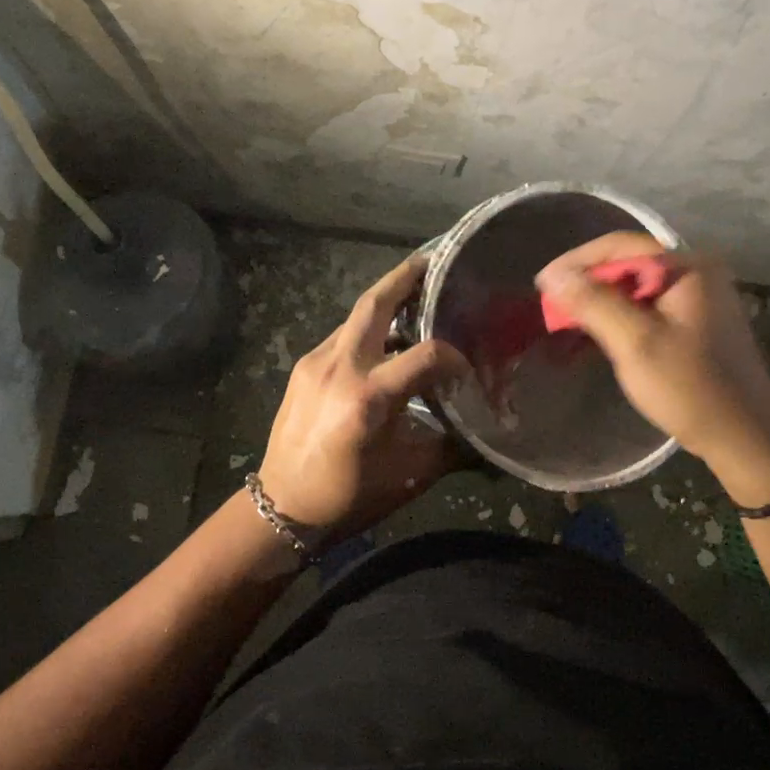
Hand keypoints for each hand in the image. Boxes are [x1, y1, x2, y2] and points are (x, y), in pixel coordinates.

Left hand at [255, 255, 469, 546]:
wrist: (282, 505)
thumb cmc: (349, 495)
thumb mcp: (409, 474)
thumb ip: (452, 448)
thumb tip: (488, 440)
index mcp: (369, 397)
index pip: (424, 355)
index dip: (453, 356)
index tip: (468, 367)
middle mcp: (340, 368)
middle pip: (374, 304)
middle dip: (404, 278)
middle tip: (432, 263)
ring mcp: (315, 363)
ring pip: (355, 317)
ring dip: (385, 302)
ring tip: (414, 297)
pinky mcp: (303, 368)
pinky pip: (341, 337)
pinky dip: (366, 330)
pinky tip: (383, 342)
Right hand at [535, 233, 769, 500]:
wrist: (745, 437)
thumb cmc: (689, 388)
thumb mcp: (635, 343)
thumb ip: (594, 303)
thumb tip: (554, 275)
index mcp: (688, 267)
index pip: (620, 246)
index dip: (576, 261)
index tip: (542, 284)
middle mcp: (698, 271)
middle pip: (629, 262)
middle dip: (588, 281)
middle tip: (553, 305)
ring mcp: (702, 296)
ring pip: (638, 285)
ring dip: (603, 299)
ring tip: (570, 318)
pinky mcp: (700, 320)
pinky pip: (651, 304)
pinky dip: (622, 313)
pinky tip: (603, 331)